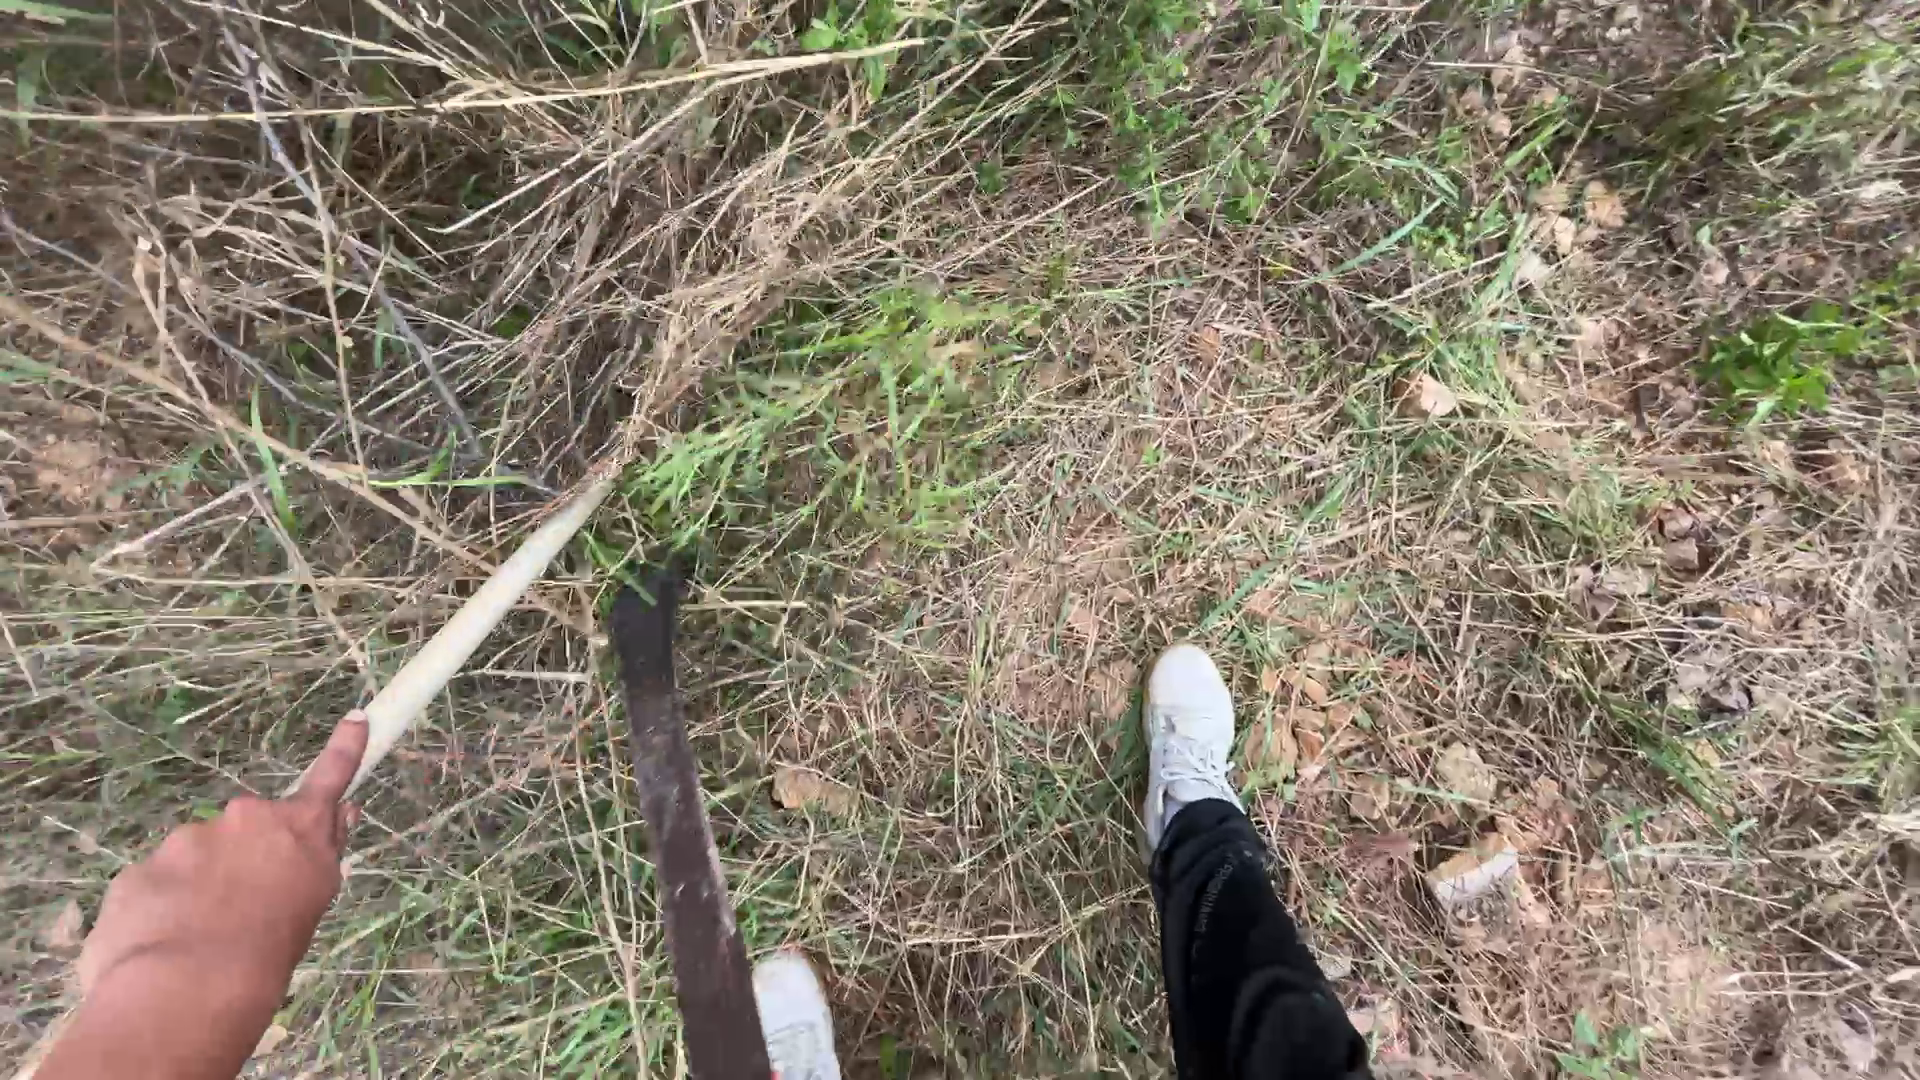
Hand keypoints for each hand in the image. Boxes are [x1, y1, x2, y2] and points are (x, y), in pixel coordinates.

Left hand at [37, 713, 367, 1079]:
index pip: (331, 775)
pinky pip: (153, 884)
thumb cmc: (274, 937)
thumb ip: (326, 847)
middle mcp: (245, 817)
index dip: (347, 746)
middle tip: (245, 900)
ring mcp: (187, 841)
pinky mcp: (135, 871)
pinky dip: (160, 906)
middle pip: (249, 828)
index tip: (356, 718)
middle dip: (245, 853)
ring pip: (197, 856)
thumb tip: (341, 813)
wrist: (191, 980)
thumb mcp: (318, 891)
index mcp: (299, 823)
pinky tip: (165, 939)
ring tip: (199, 931)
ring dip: (199, 882)